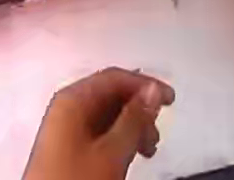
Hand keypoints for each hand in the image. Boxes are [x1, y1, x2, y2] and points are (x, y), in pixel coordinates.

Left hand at [22, 67, 174, 179]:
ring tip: (148, 150)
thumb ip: (135, 118)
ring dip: (131, 128)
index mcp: (72, 99)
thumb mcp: (112, 153)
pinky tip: (129, 157)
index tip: (169, 100)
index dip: (144, 85)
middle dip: (138, 111)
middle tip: (157, 133)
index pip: (114, 77)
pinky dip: (118, 142)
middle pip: (110, 96)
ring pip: (106, 117)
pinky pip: (97, 135)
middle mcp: (66, 109)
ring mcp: (64, 131)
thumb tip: (153, 89)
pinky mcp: (65, 153)